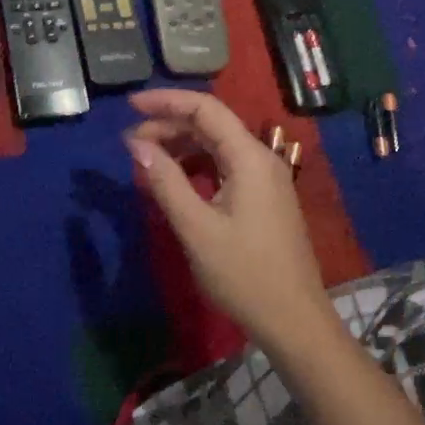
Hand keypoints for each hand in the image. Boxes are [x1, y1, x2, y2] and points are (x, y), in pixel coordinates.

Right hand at [126, 89, 337, 352]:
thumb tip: (135, 144)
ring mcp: (264, 180)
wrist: (294, 323)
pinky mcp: (262, 199)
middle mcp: (260, 159)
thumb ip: (165, 180)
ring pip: (216, 144)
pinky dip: (195, 164)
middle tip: (131, 142)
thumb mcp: (196, 227)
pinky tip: (173, 179)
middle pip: (210, 124)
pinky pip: (223, 165)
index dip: (166, 101)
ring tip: (146, 159)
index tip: (130, 105)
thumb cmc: (244, 274)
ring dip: (180, 144)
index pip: (205, 108)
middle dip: (168, 124)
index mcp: (249, 158)